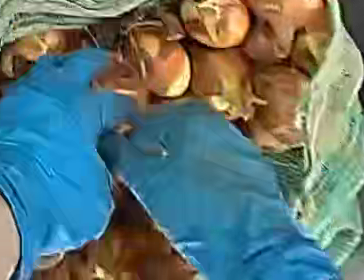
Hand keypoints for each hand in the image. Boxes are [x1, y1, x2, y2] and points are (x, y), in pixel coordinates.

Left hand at [0, 48, 131, 277]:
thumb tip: (106, 159)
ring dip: (65, 67)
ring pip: (50, 66)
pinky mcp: (6, 106)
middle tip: (110, 61)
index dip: (128, 110)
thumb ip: (105, 170)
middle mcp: (58, 90)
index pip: (116, 103)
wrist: (0, 201)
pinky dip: (41, 88)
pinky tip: (45, 97)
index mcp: (85, 108)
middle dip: (99, 61)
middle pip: (82, 62)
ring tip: (73, 71)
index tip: (135, 117)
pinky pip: (29, 86)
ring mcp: (29, 93)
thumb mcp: (97, 198)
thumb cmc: (56, 199)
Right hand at [101, 101, 338, 279]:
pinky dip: (205, 175)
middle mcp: (215, 121)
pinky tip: (199, 197)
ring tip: (169, 188)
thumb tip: (106, 138)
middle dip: (156, 148)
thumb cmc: (198, 211)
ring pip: (197, 147)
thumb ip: (123, 155)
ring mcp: (238, 145)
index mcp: (188, 114)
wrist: (258, 249)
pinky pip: (219, 165)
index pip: (146, 118)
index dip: (128, 138)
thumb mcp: (149, 185)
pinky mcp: (255, 172)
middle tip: (142, 173)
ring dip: (181, 161)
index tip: (120, 157)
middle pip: (173, 129)